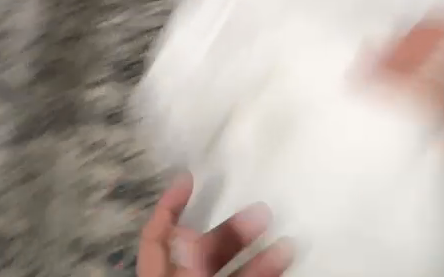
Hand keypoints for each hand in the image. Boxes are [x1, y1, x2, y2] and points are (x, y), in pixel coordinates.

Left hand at [138, 172, 292, 276]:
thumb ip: (187, 267)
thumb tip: (190, 231)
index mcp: (159, 276)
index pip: (157, 235)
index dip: (170, 204)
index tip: (190, 176)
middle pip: (202, 250)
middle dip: (231, 231)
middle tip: (261, 209)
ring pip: (231, 271)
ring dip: (258, 256)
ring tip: (285, 240)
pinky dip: (265, 274)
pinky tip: (286, 261)